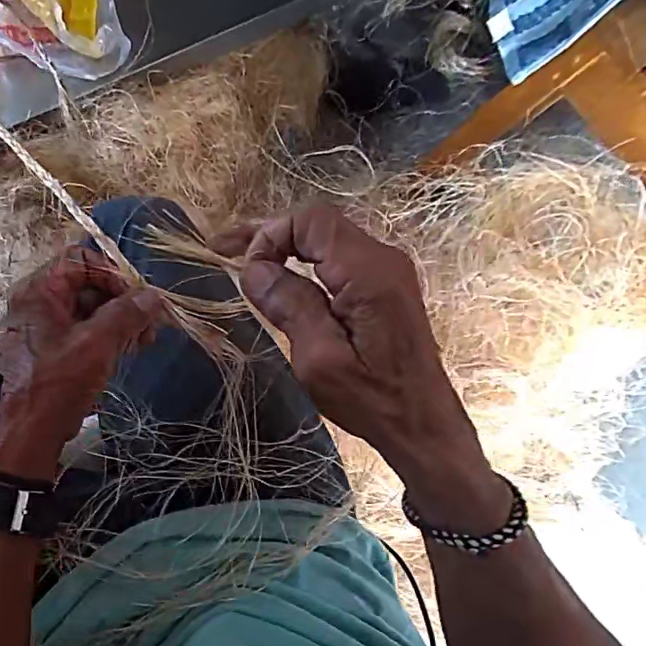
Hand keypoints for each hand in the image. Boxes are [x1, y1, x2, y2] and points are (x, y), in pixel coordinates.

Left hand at [0, 246, 167, 482]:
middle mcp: (37, 302)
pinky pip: (83, 329)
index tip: (135, 298)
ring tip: (143, 342)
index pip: (80, 259)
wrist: (32, 430)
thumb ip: (127, 314)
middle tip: (148, 325)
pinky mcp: (52, 347)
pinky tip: (127, 350)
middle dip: (122, 301)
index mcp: (38, 291)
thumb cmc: (59, 382)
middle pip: (87, 283)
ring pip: (88, 308)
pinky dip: (106, 335)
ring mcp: (43, 325)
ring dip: (119, 320)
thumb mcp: (97, 344)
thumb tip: (154, 296)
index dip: (112, 273)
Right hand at [215, 205, 509, 531]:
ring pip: (325, 239)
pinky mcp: (382, 287)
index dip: (271, 235)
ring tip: (239, 256)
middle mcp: (382, 260)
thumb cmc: (372, 399)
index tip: (246, 271)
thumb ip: (290, 306)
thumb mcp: (320, 359)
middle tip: (222, 248)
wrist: (422, 423)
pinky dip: (300, 260)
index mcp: (368, 273)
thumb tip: (255, 268)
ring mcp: (385, 271)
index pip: (313, 222)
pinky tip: (275, 274)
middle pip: (318, 225)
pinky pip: (335, 259)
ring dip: (282, 245)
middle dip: (268, 234)